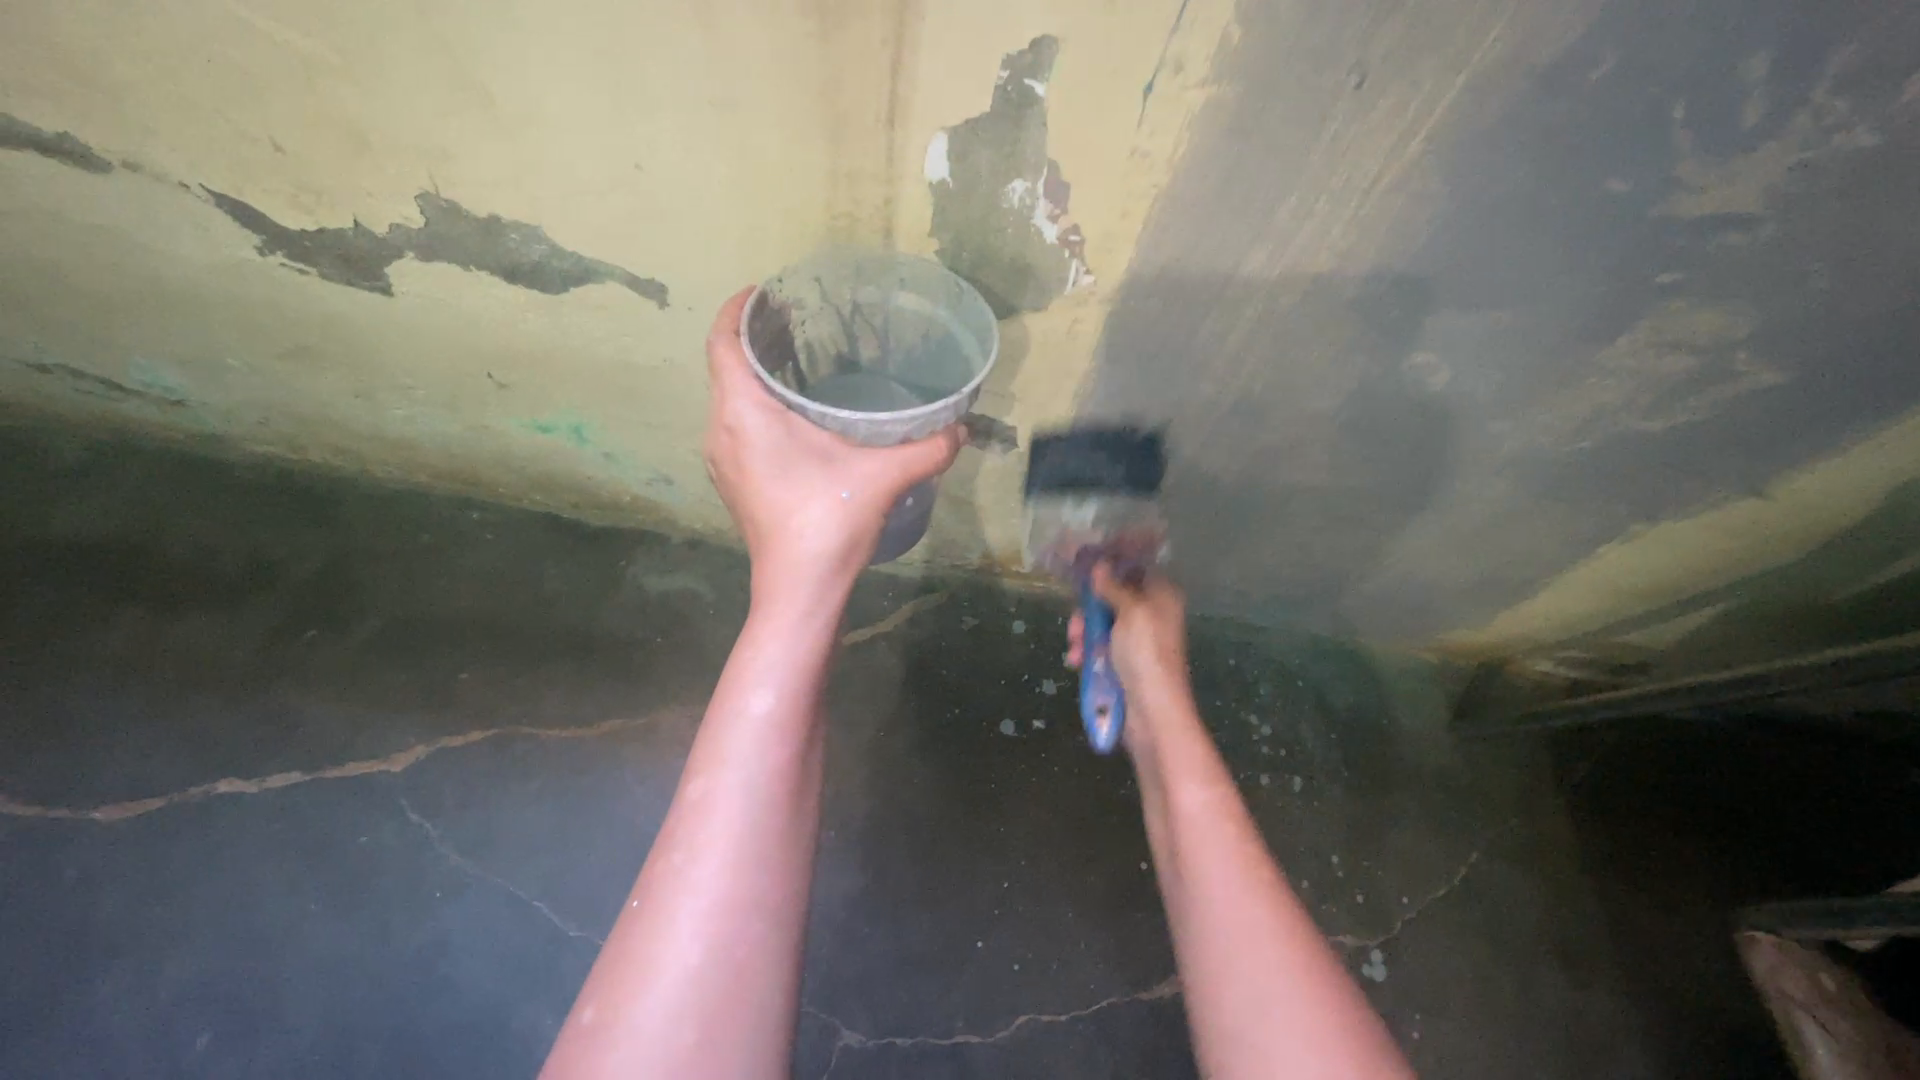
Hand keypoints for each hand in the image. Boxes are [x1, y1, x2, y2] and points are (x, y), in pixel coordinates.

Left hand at [704, 288, 964, 595]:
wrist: (799, 589)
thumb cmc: (829, 520)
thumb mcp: (884, 475)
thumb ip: (927, 447)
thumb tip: (960, 429)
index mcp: (744, 412)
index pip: (722, 342)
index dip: (737, 310)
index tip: (766, 293)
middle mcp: (722, 430)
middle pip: (724, 367)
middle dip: (752, 339)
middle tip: (795, 322)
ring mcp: (723, 460)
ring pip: (729, 399)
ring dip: (754, 376)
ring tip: (797, 363)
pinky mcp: (734, 483)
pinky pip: (737, 426)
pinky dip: (757, 407)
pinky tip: (796, 418)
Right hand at [1065, 562, 1190, 718]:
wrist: (1152, 712)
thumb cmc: (1146, 655)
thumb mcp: (1131, 613)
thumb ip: (1113, 587)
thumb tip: (1099, 565)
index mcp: (1160, 595)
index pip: (1134, 566)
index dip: (1110, 560)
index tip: (1083, 558)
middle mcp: (1150, 612)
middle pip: (1111, 594)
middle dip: (1088, 605)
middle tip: (1076, 619)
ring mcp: (1135, 639)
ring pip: (1100, 621)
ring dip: (1083, 631)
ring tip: (1075, 646)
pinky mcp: (1122, 661)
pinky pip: (1097, 645)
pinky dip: (1085, 651)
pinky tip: (1076, 661)